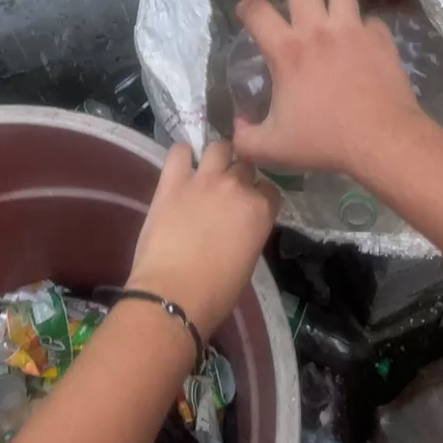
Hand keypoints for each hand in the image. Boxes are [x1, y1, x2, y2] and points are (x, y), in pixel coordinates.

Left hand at [126, 141, 279, 336]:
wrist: (174, 294)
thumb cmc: (216, 292)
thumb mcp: (247, 260)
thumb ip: (249, 231)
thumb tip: (239, 224)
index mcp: (260, 210)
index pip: (269, 188)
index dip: (260, 195)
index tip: (252, 204)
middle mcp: (237, 187)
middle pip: (245, 164)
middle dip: (240, 174)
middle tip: (229, 189)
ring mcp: (204, 180)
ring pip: (218, 148)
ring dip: (218, 156)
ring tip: (209, 169)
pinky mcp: (173, 181)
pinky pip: (179, 152)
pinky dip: (182, 154)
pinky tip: (182, 164)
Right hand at [231, 0, 436, 179]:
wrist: (382, 140)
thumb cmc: (325, 141)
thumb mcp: (273, 148)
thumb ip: (245, 138)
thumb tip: (238, 125)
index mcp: (288, 51)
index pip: (258, 11)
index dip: (247, 6)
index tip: (246, 12)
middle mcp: (318, 31)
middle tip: (292, 11)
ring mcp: (353, 31)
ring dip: (331, 0)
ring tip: (330, 16)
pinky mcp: (380, 39)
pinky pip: (369, 20)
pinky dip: (363, 28)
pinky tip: (360, 44)